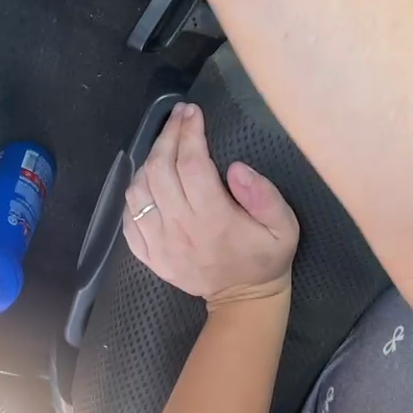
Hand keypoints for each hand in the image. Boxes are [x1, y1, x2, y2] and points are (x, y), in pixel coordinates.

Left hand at [123, 103, 299, 307]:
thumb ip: (264, 195)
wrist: (242, 301)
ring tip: (166, 143)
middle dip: (168, 135)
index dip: (190, 133)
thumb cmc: (265, 258)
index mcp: (213, 219)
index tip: (193, 111)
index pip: (192, 164)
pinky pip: (129, 218)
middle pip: (160, 170)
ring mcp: (159, 244)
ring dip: (149, 160)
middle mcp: (180, 229)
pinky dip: (135, 193)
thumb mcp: (284, 227)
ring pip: (139, 191)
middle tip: (178, 115)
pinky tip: (149, 178)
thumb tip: (236, 167)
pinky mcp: (148, 256)